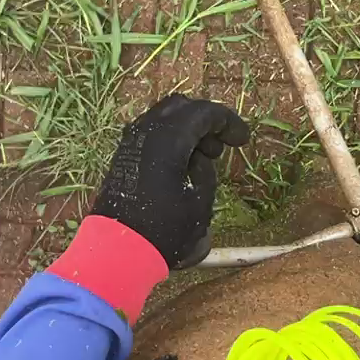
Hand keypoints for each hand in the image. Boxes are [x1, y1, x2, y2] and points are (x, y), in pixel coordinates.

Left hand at [91, 93, 251, 268]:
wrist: (117, 252)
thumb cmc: (164, 231)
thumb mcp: (200, 203)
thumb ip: (205, 172)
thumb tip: (198, 160)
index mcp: (168, 139)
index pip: (204, 113)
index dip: (228, 122)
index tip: (242, 140)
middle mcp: (146, 132)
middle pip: (182, 107)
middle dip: (206, 120)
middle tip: (221, 145)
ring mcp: (131, 142)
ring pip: (164, 118)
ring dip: (188, 130)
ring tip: (204, 157)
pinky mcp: (123, 156)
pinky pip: (152, 134)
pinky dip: (171, 140)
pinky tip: (181, 164)